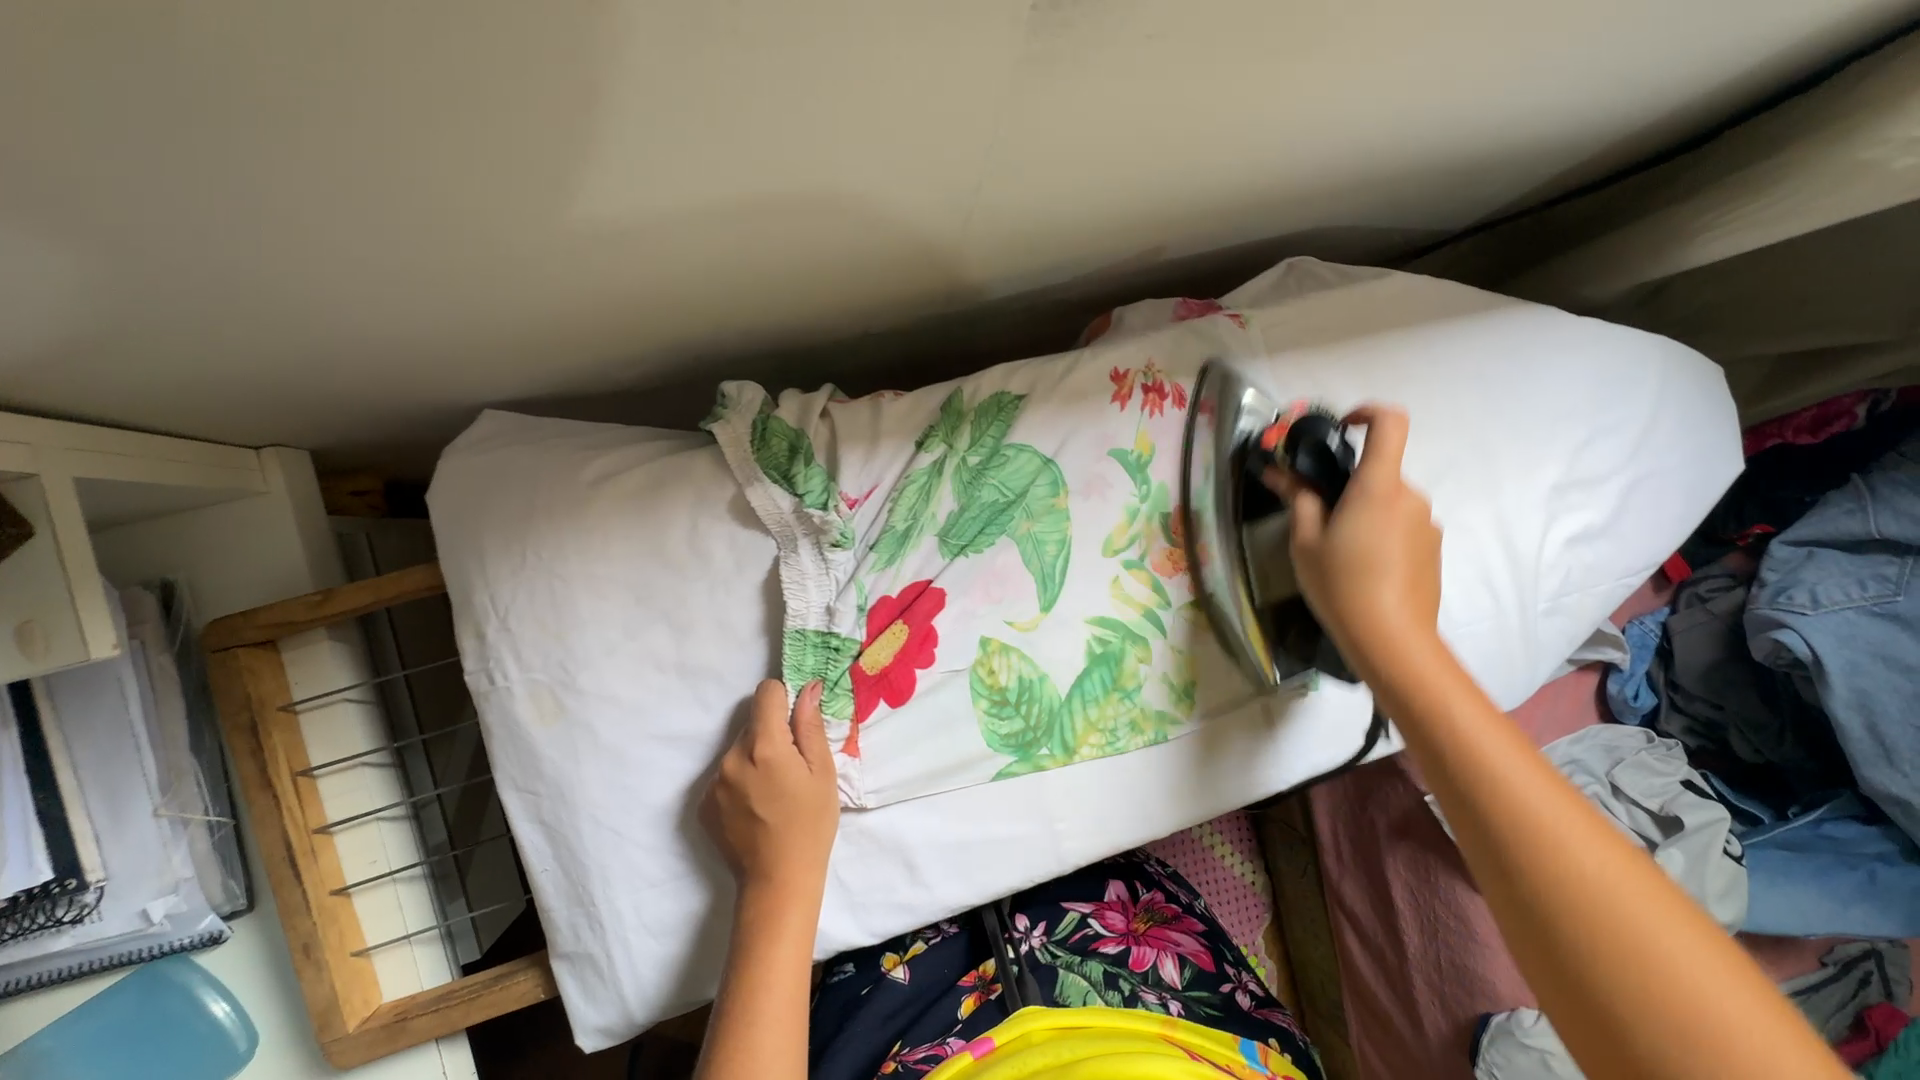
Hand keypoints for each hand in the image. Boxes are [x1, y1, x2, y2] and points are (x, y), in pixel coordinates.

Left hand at [701, 679, 840, 894]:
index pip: (765, 693)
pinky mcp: (702, 803)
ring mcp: (712, 781)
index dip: (783, 700)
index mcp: (764, 745)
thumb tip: (806, 688)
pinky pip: (724, 775)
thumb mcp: (822, 772)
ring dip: (754, 758)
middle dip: (771, 735)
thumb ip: (810, 726)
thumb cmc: (811, 825)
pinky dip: (739, 782)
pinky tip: (756, 808)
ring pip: (737, 750)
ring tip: (773, 793)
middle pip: (751, 724)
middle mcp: (731, 757)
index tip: (796, 724)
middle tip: (791, 768)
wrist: (778, 881)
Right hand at [1265, 404, 1442, 686]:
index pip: (1388, 422)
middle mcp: (1410, 495)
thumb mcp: (1305, 542)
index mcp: (1378, 486)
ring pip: (1388, 503)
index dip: (1365, 412)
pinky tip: (1365, 572)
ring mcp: (1427, 522)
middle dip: (1349, 486)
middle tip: (1318, 521)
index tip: (1340, 428)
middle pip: (1379, 471)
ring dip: (1364, 514)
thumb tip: (1279, 473)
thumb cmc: (1341, 585)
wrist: (1392, 640)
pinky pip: (1402, 527)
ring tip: (1340, 555)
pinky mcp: (1433, 548)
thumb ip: (1299, 499)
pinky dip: (1381, 536)